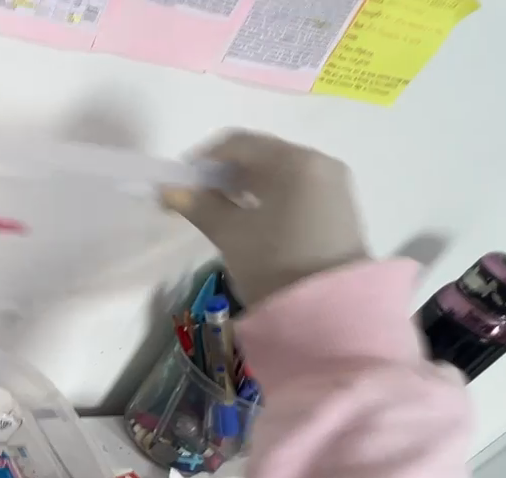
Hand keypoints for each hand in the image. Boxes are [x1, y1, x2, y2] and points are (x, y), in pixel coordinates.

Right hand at [164, 131, 369, 308]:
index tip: (180, 183)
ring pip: (277, 173)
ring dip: (243, 187)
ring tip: (219, 213)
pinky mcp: (335, 207)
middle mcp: (318, 162)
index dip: (203, 159)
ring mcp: (331, 184)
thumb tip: (170, 190)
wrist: (328, 307)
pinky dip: (265, 197)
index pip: (240, 143)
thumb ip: (200, 206)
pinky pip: (293, 189)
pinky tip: (250, 221)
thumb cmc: (274, 265)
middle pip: (261, 155)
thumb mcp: (231, 235)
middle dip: (223, 174)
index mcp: (294, 161)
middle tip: (196, 201)